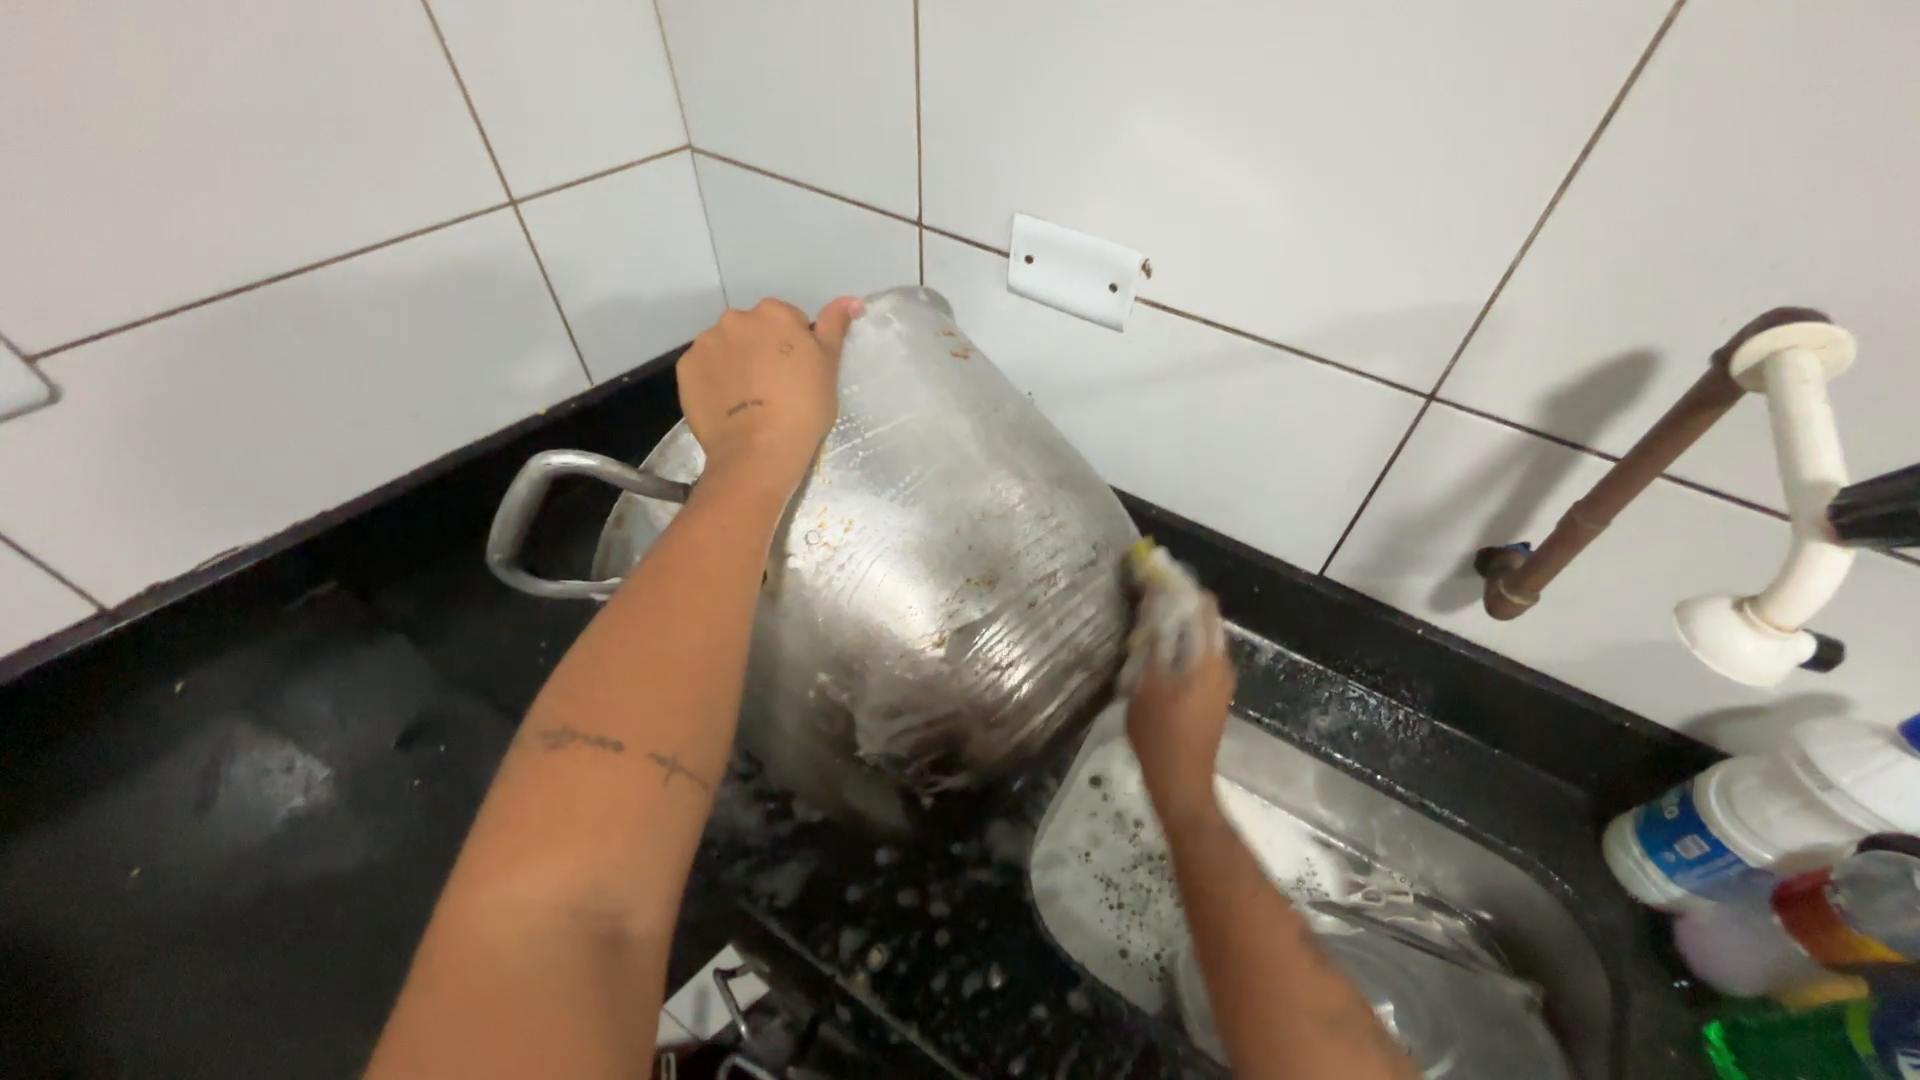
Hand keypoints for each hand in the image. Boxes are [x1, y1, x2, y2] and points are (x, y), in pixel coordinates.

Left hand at [677, 295, 863, 492]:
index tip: (799, 375)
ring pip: (727, 347)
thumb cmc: (803, 408)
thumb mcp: (829, 366)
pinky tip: (729, 405)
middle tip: (776, 388)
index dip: (796, 349)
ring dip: (737, 363)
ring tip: (750, 399)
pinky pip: (705, 368)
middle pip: (754, 330)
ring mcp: (706, 342)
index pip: (789, 321)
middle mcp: (736, 318)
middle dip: (763, 350)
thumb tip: (852, 299)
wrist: (759, 450)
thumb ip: (835, 326)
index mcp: (774, 313)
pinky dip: (715, 380)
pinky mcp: (685, 368)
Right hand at [1126, 592, 1234, 822]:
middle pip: (1203, 619)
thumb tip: (1155, 605)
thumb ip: (1153, 642)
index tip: (1152, 573)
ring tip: (1143, 619)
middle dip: (1176, 602)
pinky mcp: (1211, 695)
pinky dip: (1178, 644)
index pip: (1201, 604)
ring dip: (1176, 624)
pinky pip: (1197, 656)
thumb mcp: (1147, 685)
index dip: (1179, 584)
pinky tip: (1153, 650)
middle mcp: (1220, 664)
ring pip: (1200, 637)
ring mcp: (1219, 681)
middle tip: (1144, 593)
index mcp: (1207, 658)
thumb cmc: (1160, 734)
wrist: (1181, 783)